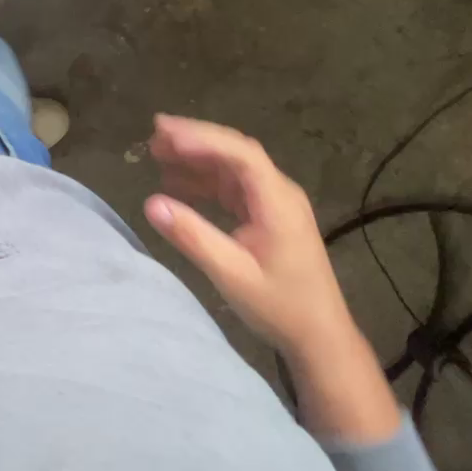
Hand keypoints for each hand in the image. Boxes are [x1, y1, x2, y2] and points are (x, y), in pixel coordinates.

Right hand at [144, 115, 355, 358]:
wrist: (320, 338)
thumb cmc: (280, 306)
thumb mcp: (231, 274)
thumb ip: (192, 236)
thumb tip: (151, 203)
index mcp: (278, 201)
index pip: (241, 154)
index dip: (202, 140)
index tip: (167, 135)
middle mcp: (279, 192)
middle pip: (235, 151)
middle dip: (195, 139)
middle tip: (155, 133)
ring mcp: (274, 202)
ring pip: (232, 165)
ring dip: (196, 157)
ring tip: (157, 153)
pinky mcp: (267, 214)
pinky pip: (232, 185)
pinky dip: (204, 179)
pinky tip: (176, 184)